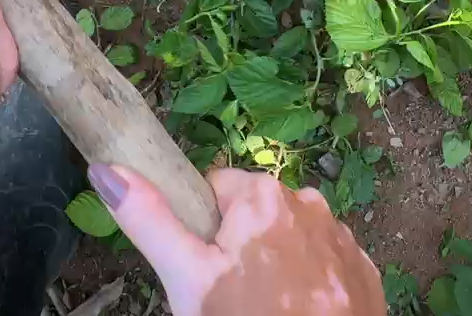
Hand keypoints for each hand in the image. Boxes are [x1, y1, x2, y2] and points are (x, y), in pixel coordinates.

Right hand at [90, 164, 383, 315]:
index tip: (208, 274)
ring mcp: (342, 237)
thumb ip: (149, 220)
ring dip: (277, 268)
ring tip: (265, 312)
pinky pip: (324, 266)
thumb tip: (105, 169)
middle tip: (234, 302)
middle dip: (240, 251)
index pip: (216, 192)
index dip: (204, 235)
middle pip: (254, 217)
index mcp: (265, 193)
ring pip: (290, 241)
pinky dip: (311, 287)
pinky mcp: (365, 272)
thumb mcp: (188, 280)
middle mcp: (310, 199)